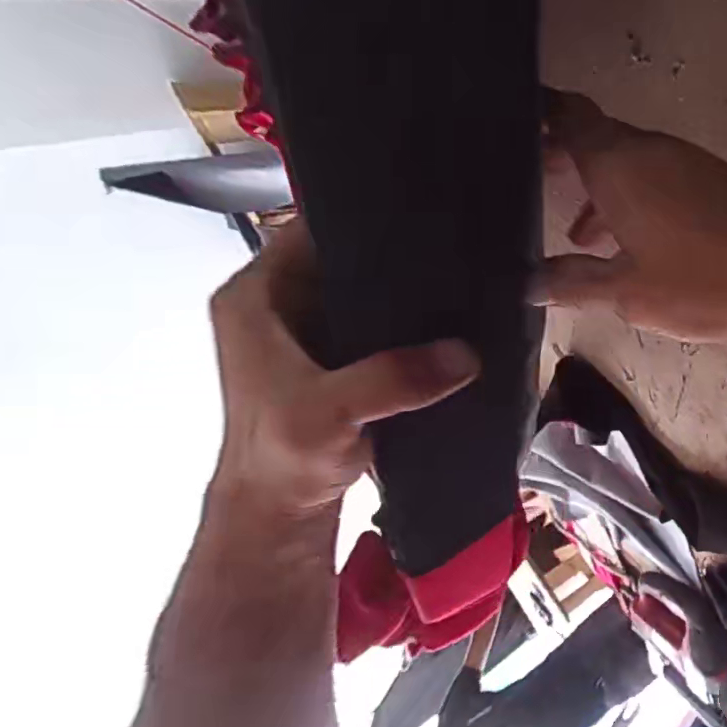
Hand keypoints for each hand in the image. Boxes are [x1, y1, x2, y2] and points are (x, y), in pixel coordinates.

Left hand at [208, 220, 479, 522]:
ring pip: (371, 293)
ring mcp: (314, 332)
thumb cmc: (283, 456)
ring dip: (413, 293)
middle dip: (401, 255)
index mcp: (256, 297)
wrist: (281, 511)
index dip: (365, 216)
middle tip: (463, 249)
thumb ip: (392, 380)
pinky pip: (384, 327)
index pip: (314, 230)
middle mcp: (283, 304)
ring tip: (468, 279)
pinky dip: (416, 325)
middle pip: (349, 258)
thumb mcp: (330, 413)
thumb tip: (470, 354)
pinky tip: (455, 324)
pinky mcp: (343, 359)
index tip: (426, 215)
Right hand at [535, 91, 726, 339]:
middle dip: (564, 163)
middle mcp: (650, 150)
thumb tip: (531, 283)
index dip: (536, 120)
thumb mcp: (630, 292)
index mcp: (618, 164)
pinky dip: (635, 204)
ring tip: (580, 241)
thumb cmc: (705, 278)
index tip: (510, 138)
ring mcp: (686, 162)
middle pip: (595, 140)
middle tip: (535, 193)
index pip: (565, 116)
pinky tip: (634, 248)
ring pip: (629, 166)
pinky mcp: (713, 181)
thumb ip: (576, 283)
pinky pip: (658, 181)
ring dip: (602, 194)